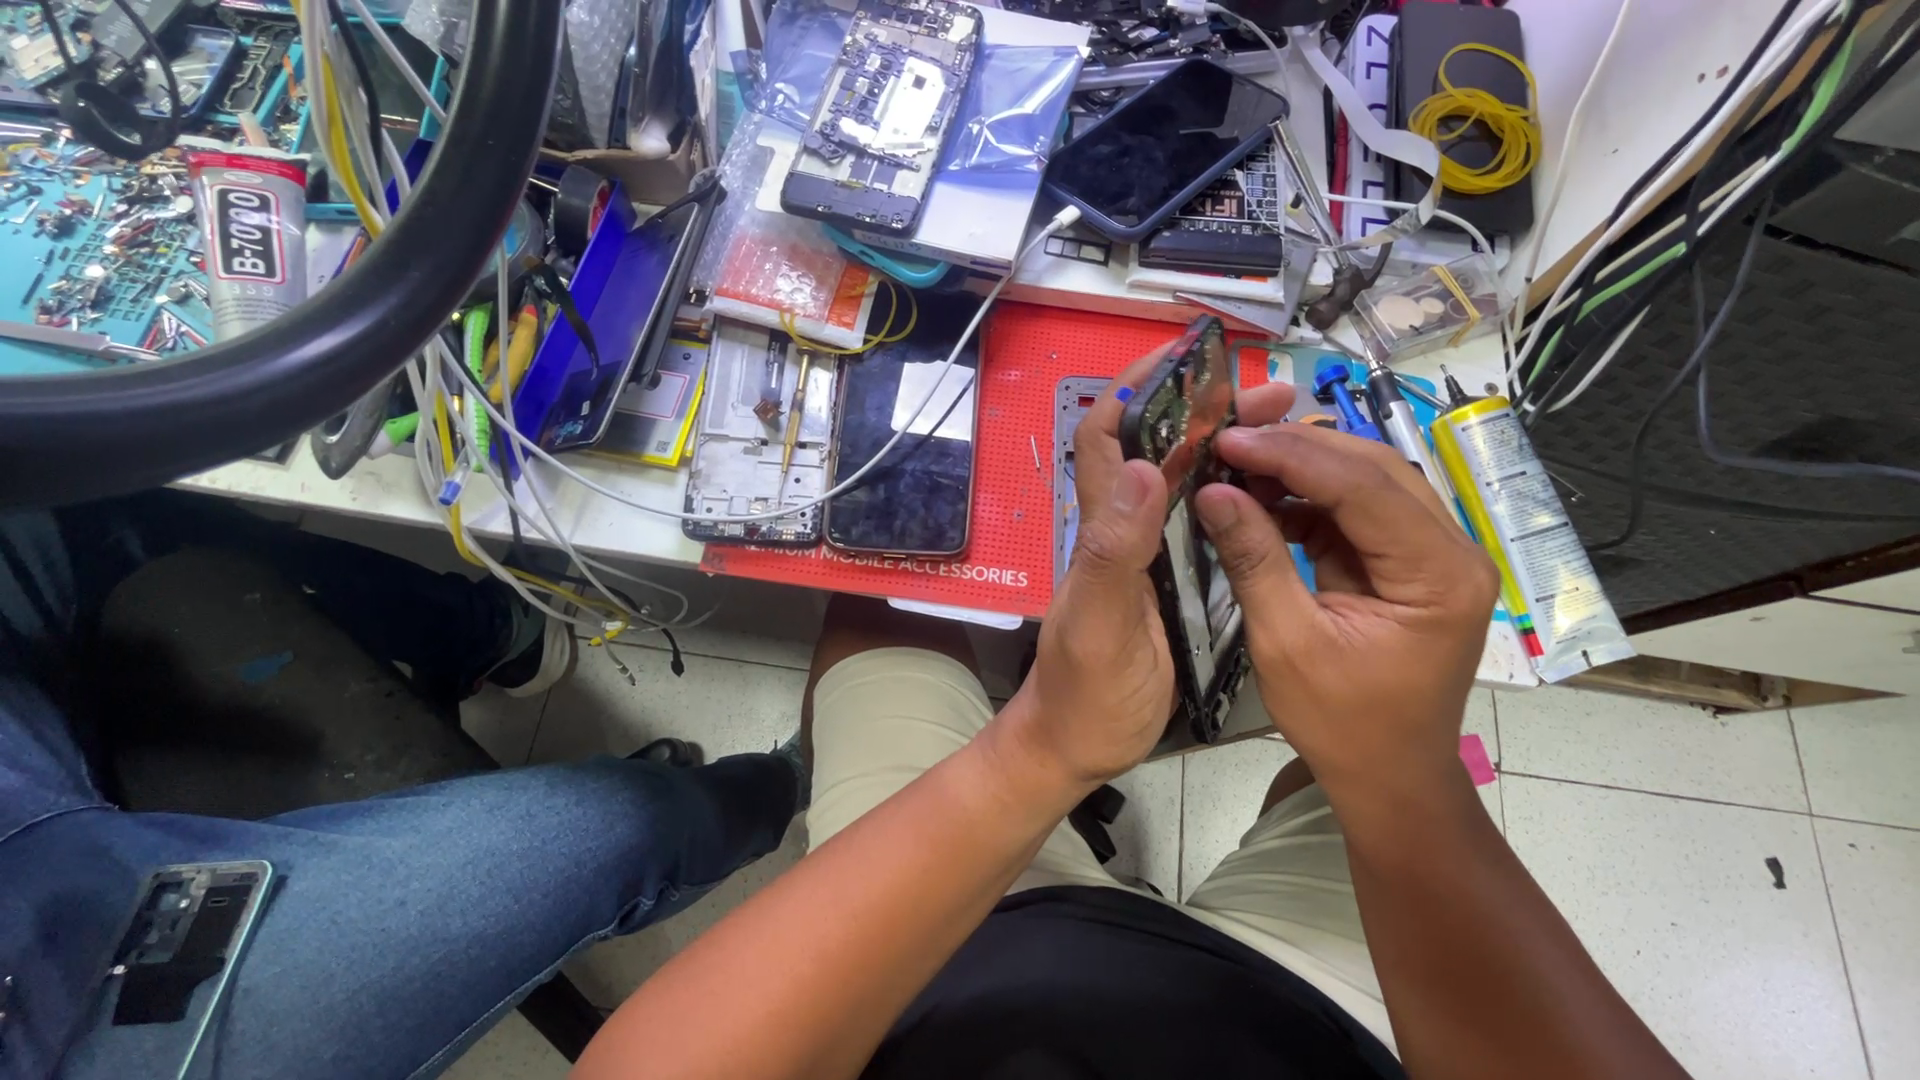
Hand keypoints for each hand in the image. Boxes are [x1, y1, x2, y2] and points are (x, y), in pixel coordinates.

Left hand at [1001, 348, 1294, 789]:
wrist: (1083, 744)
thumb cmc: (1087, 690)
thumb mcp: (1102, 624)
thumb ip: (1117, 551)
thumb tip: (1149, 466)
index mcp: (1100, 530)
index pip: (1107, 439)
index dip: (1135, 389)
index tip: (1185, 355)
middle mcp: (1123, 529)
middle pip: (1158, 450)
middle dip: (1205, 411)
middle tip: (1273, 393)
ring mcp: (1148, 556)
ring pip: (1185, 483)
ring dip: (1228, 448)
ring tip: (1291, 426)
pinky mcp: (1172, 584)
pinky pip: (1204, 525)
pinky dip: (1237, 497)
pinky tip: (1278, 493)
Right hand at [1193, 424, 1498, 802]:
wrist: (1388, 775)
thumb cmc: (1343, 723)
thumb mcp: (1287, 642)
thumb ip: (1254, 559)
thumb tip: (1212, 492)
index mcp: (1439, 574)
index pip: (1365, 487)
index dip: (1292, 456)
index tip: (1228, 439)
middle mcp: (1452, 550)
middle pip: (1374, 471)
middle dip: (1298, 450)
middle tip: (1228, 440)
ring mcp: (1432, 555)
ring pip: (1366, 482)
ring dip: (1301, 469)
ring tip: (1236, 463)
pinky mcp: (1405, 564)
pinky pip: (1355, 513)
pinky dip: (1306, 501)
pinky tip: (1260, 497)